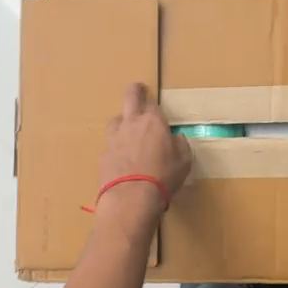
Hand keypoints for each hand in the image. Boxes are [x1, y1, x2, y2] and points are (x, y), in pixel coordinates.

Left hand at [98, 83, 191, 214]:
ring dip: (123, 122)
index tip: (157, 106)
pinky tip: (122, 159)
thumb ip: (180, 145)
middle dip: (135, 91)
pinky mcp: (103, 154)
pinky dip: (117, 147)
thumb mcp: (184, 161)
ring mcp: (114, 137)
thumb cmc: (163, 176)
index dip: (155, 103)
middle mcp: (131, 123)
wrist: (131, 197)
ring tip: (128, 131)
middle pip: (130, 97)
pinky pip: (111, 144)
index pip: (153, 102)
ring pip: (116, 120)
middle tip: (138, 90)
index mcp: (153, 121)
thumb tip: (176, 139)